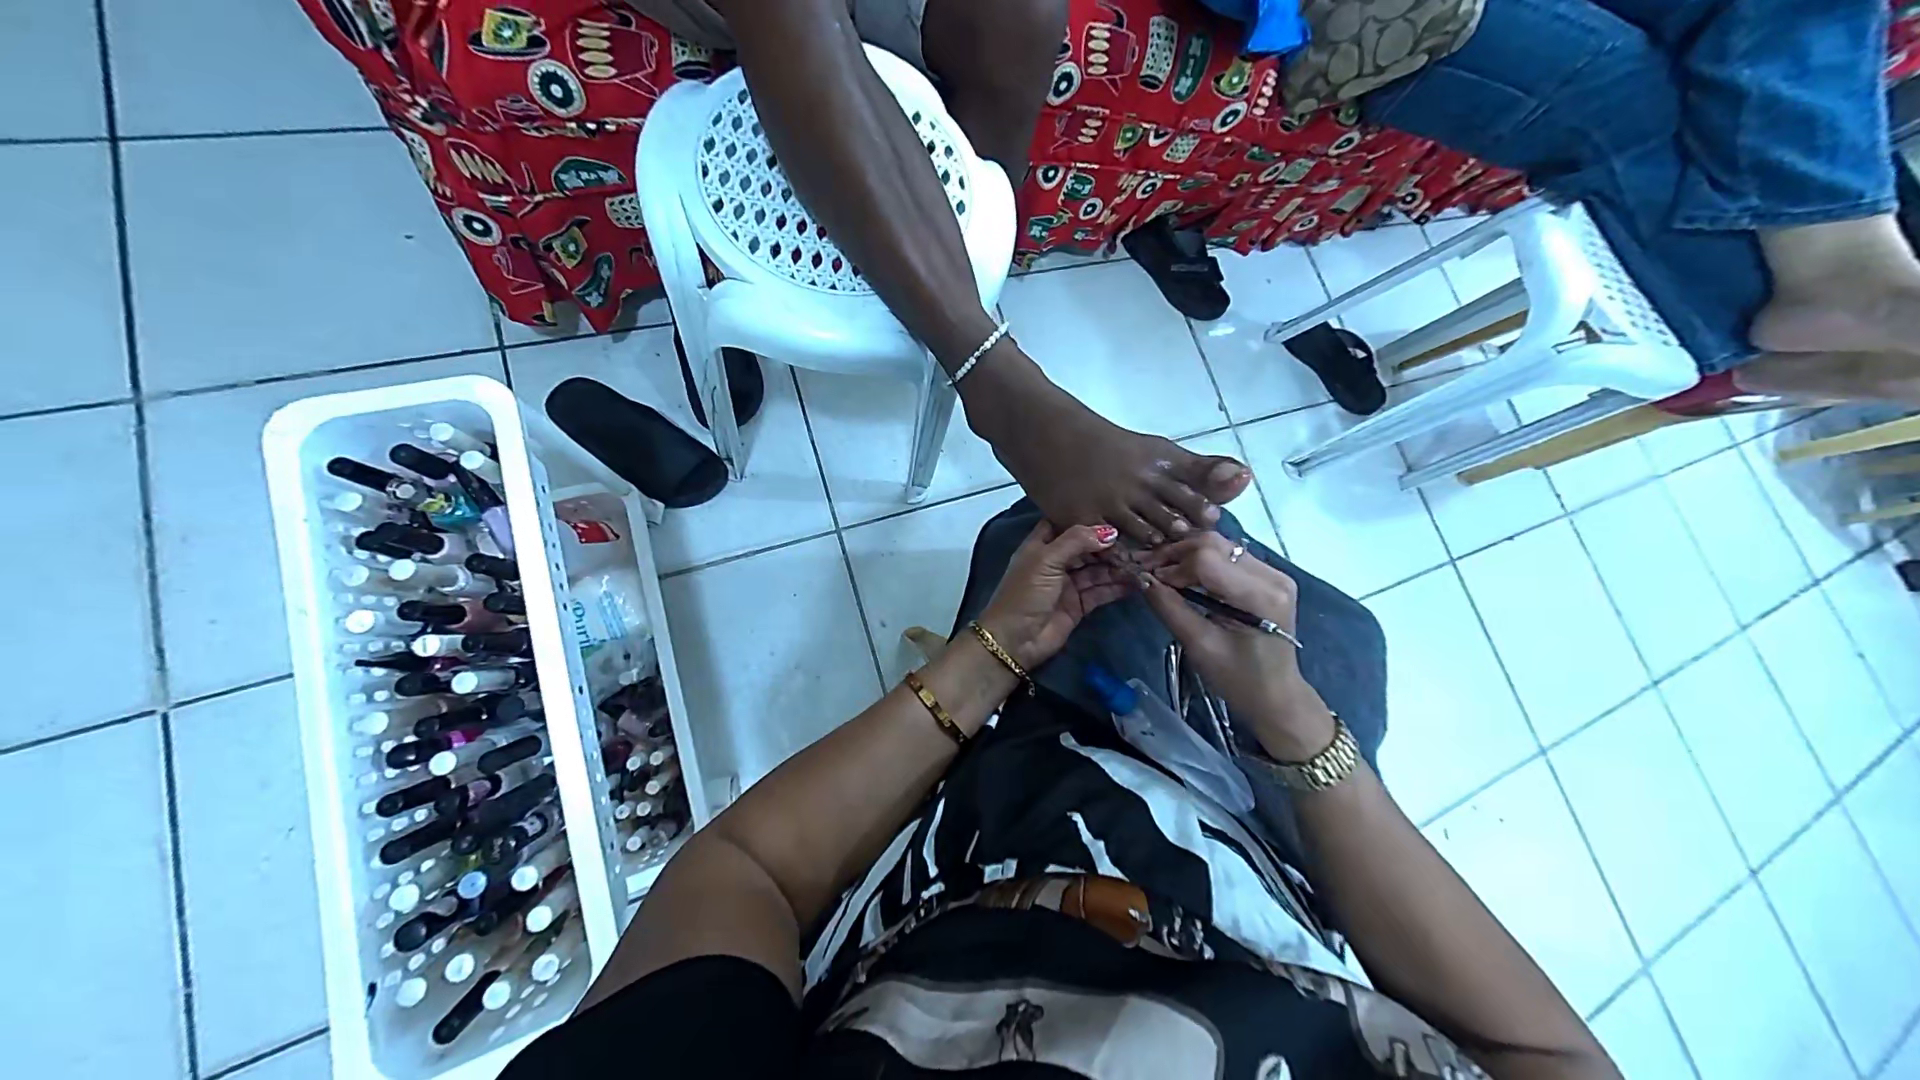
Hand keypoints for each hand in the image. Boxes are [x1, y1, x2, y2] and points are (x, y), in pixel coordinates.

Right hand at [963, 348, 1253, 545]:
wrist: (1043, 431)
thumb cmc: (1097, 440)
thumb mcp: (1152, 448)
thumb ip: (1197, 467)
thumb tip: (1245, 477)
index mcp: (1158, 459)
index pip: (1197, 491)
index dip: (1206, 513)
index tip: (1212, 527)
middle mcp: (1139, 480)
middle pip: (1176, 516)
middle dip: (1187, 537)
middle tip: (1194, 553)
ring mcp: (1111, 501)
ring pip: (1148, 534)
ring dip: (1160, 548)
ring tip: (1169, 561)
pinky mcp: (1083, 517)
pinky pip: (1110, 545)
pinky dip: (1125, 556)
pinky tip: (1133, 564)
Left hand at [976, 521, 1133, 670]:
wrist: (1015, 640)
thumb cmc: (1025, 594)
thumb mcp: (1046, 560)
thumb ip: (1076, 541)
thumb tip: (1108, 532)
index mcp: (1041, 545)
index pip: (1066, 524)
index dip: (1088, 520)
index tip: (1115, 514)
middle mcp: (1056, 562)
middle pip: (1087, 548)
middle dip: (1109, 546)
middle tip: (1137, 542)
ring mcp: (1068, 583)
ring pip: (1098, 570)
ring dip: (1118, 566)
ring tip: (1142, 562)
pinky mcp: (1079, 604)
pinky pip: (1102, 591)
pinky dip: (1118, 586)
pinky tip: (1137, 581)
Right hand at [1135, 533, 1334, 759]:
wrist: (1276, 696)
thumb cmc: (1238, 679)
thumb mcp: (1199, 645)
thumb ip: (1170, 607)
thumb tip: (1140, 577)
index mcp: (1261, 596)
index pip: (1207, 560)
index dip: (1172, 565)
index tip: (1148, 580)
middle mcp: (1273, 576)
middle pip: (1214, 544)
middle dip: (1176, 554)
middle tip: (1148, 570)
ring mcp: (1273, 573)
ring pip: (1219, 545)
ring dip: (1186, 555)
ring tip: (1161, 572)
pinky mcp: (1267, 576)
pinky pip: (1228, 555)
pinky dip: (1200, 560)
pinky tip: (1182, 574)